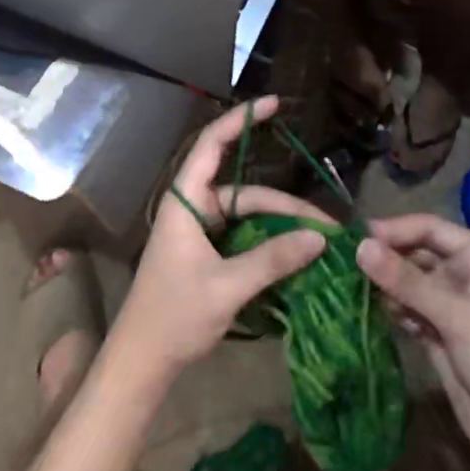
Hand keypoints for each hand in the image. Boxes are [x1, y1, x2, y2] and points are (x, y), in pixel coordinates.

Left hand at [109, 97, 332, 378]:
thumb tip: (321, 237)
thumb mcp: (228, 287)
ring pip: (252, 218)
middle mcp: (195, 212)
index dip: (241, 121)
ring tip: (321, 243)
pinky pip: (249, 239)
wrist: (141, 366)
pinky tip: (300, 257)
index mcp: (186, 205)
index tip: (274, 104)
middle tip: (327, 227)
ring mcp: (203, 236)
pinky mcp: (211, 258)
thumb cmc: (172, 319)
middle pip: (249, 194)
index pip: (210, 147)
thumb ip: (274, 259)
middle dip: (289, 208)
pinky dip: (274, 244)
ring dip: (285, 228)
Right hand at [357, 216, 469, 465]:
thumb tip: (360, 247)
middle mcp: (467, 274)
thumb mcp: (457, 317)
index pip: (431, 229)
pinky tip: (370, 314)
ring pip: (410, 284)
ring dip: (385, 286)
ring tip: (347, 288)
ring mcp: (452, 306)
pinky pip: (410, 312)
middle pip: (418, 254)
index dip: (395, 230)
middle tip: (342, 266)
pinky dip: (393, 311)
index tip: (353, 239)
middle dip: (386, 258)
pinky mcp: (440, 335)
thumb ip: (407, 282)